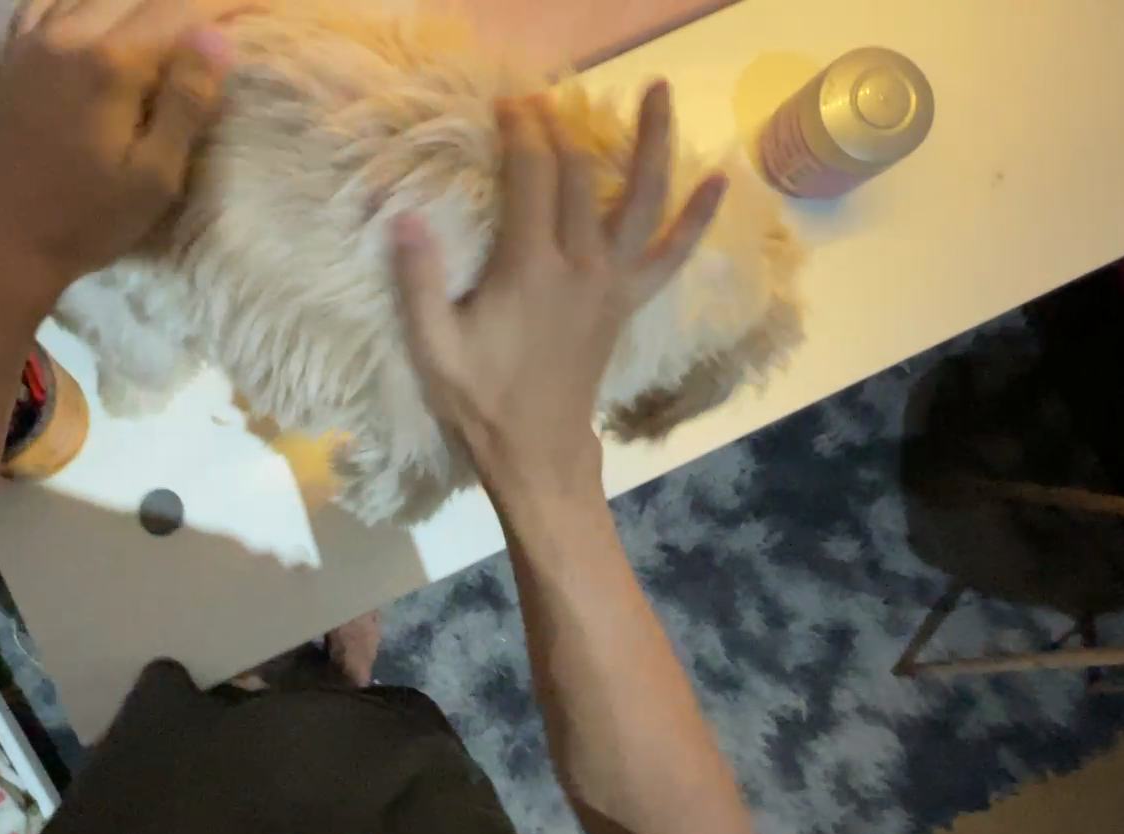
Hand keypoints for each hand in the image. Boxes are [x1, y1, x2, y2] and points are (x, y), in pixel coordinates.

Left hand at [0, 0, 236, 300]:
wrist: (8, 242)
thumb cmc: (90, 222)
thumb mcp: (153, 180)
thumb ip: (186, 106)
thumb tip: (217, 38)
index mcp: (112, 66)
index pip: (180, 10)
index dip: (223, 1)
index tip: (260, 0)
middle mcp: (71, 34)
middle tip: (223, 8)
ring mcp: (36, 40)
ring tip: (174, 12)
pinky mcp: (16, 56)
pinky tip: (102, 10)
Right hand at [391, 83, 723, 496]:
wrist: (536, 449)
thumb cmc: (480, 402)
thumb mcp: (433, 349)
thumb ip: (419, 283)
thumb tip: (404, 218)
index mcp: (529, 268)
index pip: (531, 178)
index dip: (520, 133)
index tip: (508, 105)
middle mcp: (579, 263)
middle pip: (579, 176)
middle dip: (560, 129)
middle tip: (542, 103)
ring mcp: (611, 283)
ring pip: (642, 198)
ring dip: (651, 141)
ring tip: (658, 93)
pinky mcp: (626, 304)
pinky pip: (669, 256)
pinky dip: (696, 219)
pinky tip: (719, 181)